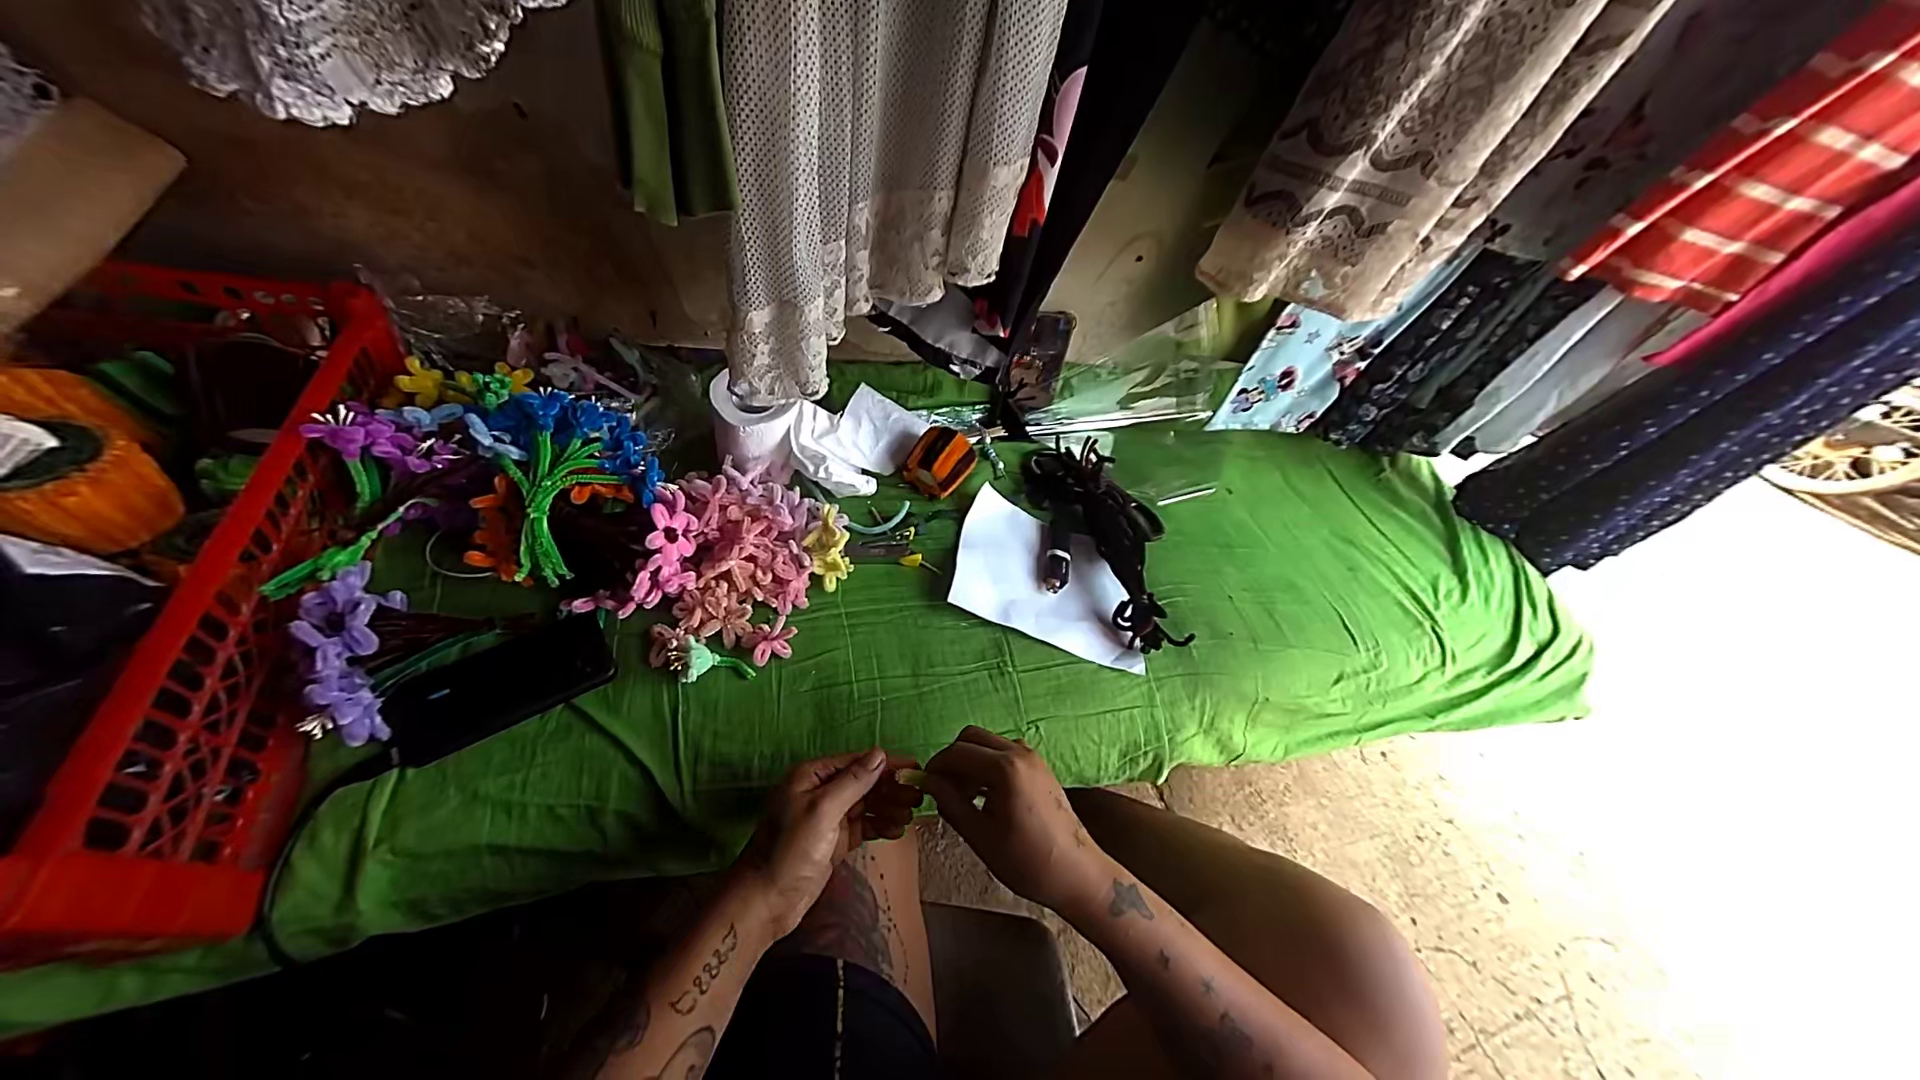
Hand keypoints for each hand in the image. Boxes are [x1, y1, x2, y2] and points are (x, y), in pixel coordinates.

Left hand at [735, 748, 923, 937]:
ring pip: (867, 804)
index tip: (916, 770)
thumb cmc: (790, 851)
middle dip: (892, 788)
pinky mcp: (834, 840)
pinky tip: (898, 830)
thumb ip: (853, 781)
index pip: (857, 762)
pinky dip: (881, 826)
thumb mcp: (822, 810)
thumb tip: (880, 754)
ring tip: (912, 814)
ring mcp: (828, 817)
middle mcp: (820, 791)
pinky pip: (864, 826)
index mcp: (812, 776)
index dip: (888, 765)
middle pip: (864, 783)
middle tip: (919, 797)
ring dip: (890, 807)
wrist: (766, 902)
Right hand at [921, 726, 1107, 912]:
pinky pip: (1004, 753)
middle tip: (942, 789)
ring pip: (988, 743)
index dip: (935, 767)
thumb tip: (928, 782)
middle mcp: (1019, 752)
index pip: (956, 752)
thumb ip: (950, 802)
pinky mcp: (1040, 767)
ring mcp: (1032, 757)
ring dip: (970, 761)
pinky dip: (988, 765)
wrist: (1076, 873)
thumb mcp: (979, 834)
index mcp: (1004, 767)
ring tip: (963, 796)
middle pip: (972, 737)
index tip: (924, 786)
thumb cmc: (1026, 860)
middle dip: (952, 758)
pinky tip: (984, 795)